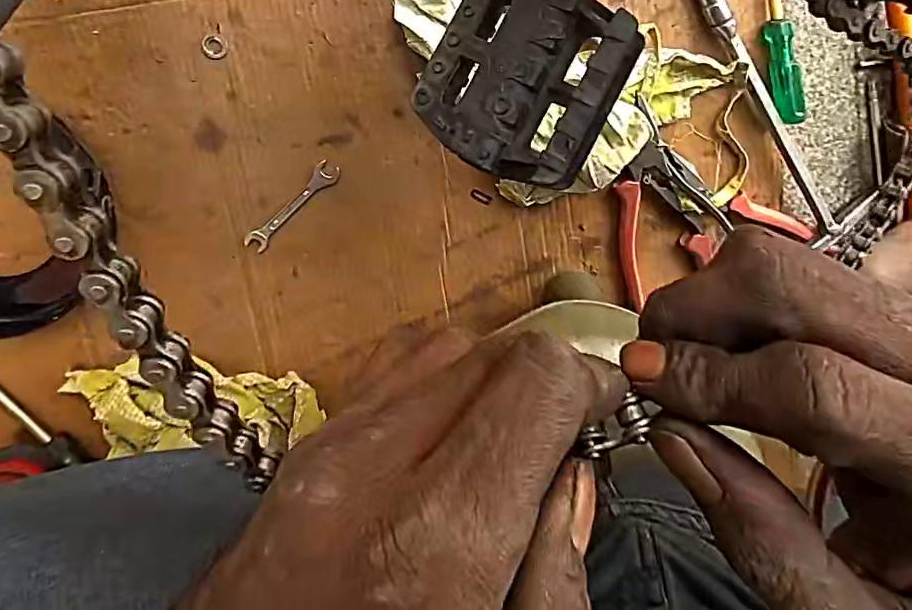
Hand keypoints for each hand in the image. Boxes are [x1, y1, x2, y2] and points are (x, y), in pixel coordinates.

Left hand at [183, 324, 626, 609]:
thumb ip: (556, 569)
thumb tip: (574, 469)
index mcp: (433, 538)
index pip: (534, 379)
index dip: (588, 382)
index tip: (605, 406)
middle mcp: (372, 467)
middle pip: (495, 350)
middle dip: (546, 375)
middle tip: (564, 426)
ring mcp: (328, 443)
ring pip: (447, 342)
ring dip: (494, 371)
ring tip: (507, 428)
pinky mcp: (306, 439)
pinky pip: (394, 360)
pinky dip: (441, 371)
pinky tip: (451, 417)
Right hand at [621, 221, 911, 609]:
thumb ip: (766, 543)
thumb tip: (671, 432)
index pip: (825, 388)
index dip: (716, 376)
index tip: (646, 379)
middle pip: (807, 287)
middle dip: (704, 306)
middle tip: (656, 351)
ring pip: (807, 262)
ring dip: (725, 295)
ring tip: (695, 352)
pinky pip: (828, 272)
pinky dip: (763, 296)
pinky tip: (742, 336)